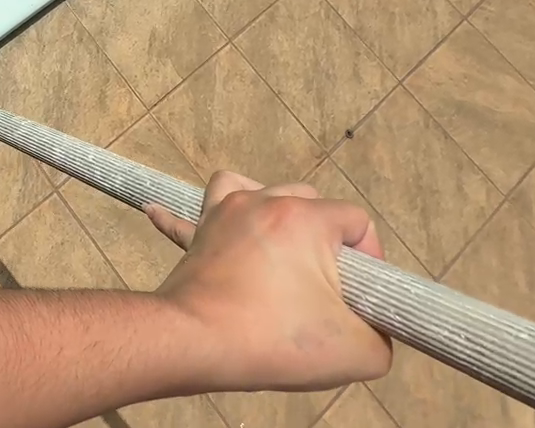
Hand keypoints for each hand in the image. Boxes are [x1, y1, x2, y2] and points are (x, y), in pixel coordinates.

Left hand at [145, 171, 391, 392]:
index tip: (362, 292)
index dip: (371, 256)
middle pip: (303, 197)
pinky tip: (157, 211)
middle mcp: (257, 202)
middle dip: (326, 234)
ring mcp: (219, 214)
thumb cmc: (280, 338)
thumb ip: (377, 326)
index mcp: (300, 218)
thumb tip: (360, 319)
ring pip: (244, 187)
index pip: (354, 218)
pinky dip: (178, 217)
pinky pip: (183, 216)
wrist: (201, 338)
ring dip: (267, 209)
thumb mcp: (365, 348)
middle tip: (328, 280)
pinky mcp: (194, 235)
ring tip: (281, 243)